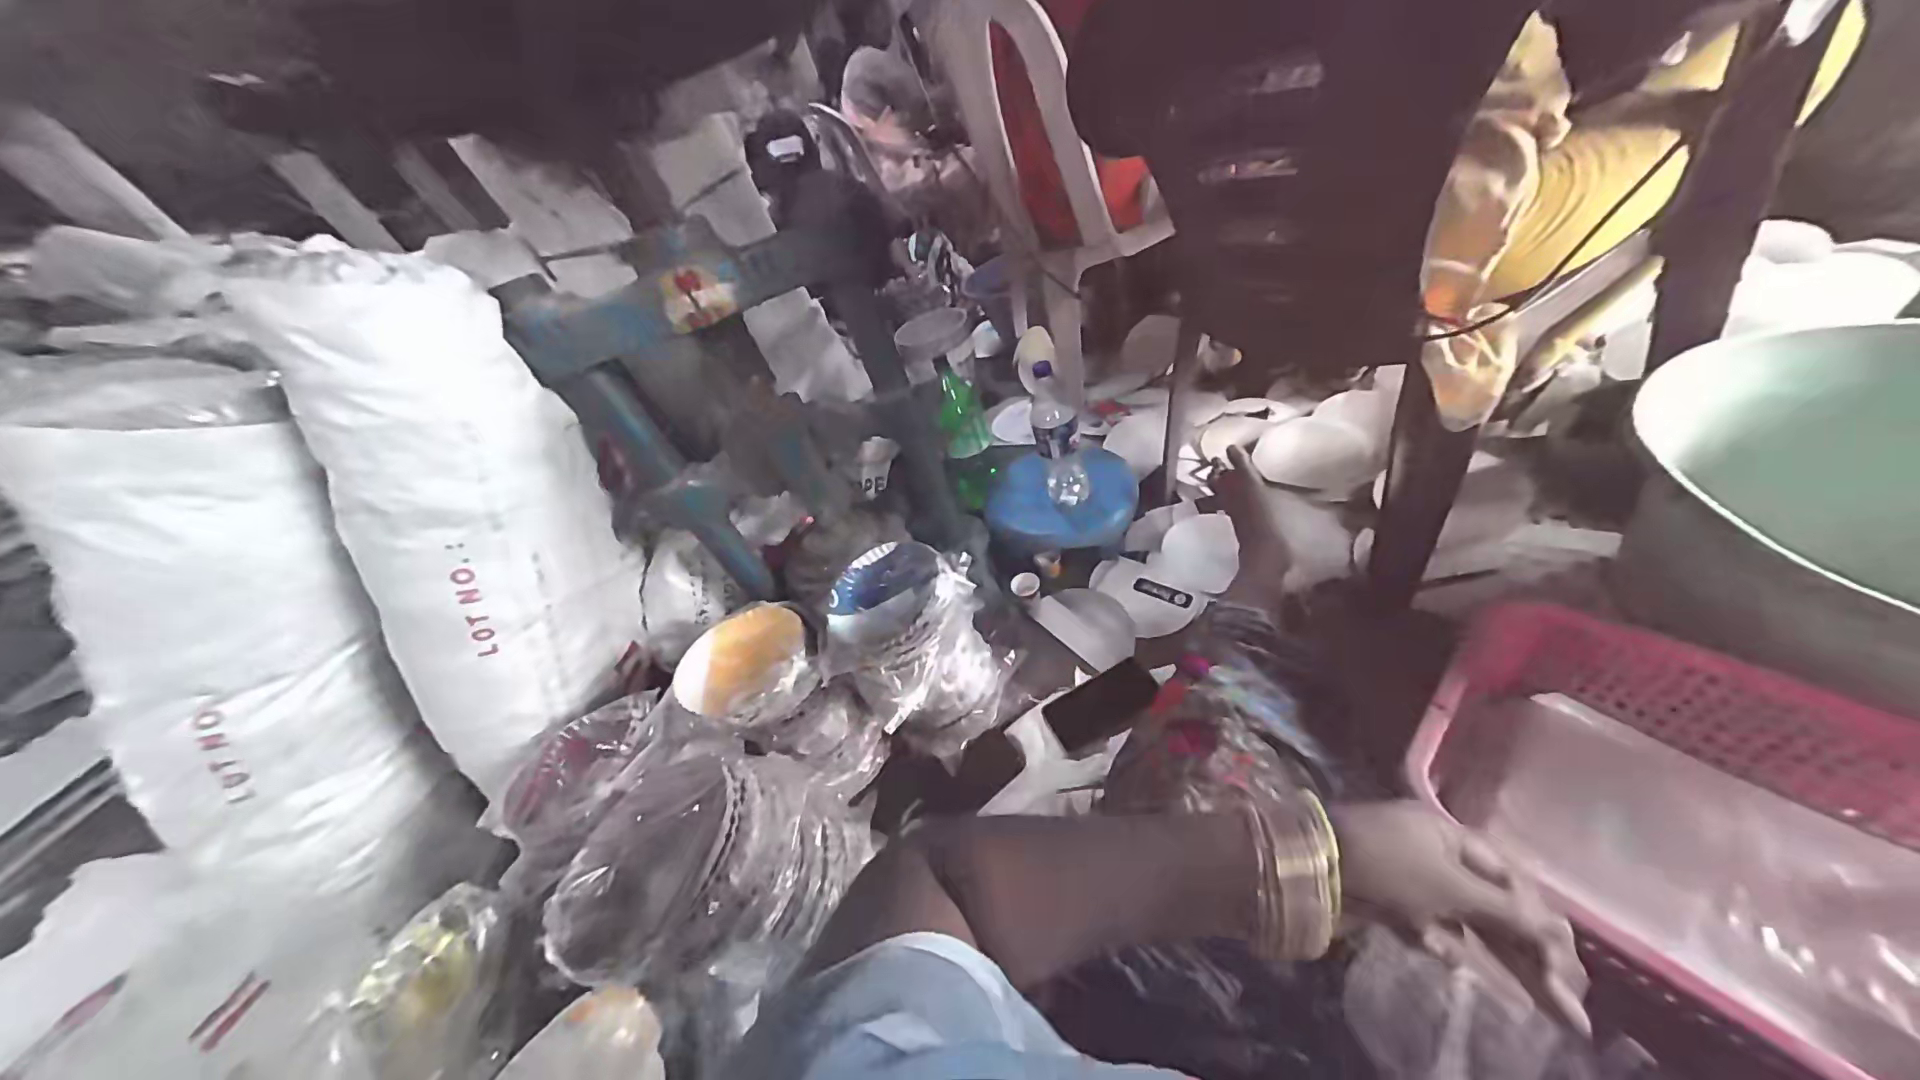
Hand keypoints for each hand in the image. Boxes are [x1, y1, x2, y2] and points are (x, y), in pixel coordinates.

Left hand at [1330, 800, 1590, 1034]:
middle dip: (1532, 951)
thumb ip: (1505, 910)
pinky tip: (1502, 993)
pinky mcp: (1390, 906)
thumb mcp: (1451, 885)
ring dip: (1507, 963)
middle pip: (1492, 905)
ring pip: (1469, 924)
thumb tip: (1556, 931)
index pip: (1508, 878)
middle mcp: (1432, 854)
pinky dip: (1465, 957)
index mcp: (1446, 835)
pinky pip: (1437, 932)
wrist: (1314, 867)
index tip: (1569, 962)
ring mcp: (1410, 881)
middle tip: (1570, 1002)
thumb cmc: (1386, 863)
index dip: (1542, 920)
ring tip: (1551, 1009)